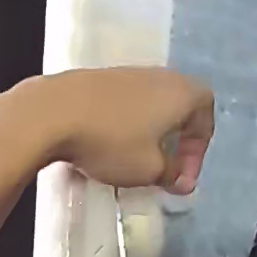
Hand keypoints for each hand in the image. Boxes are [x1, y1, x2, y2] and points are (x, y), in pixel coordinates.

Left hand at [0, 68, 214, 193]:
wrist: (50, 113)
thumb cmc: (111, 141)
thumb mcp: (150, 169)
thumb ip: (172, 174)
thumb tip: (179, 179)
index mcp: (182, 92)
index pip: (205, 122)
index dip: (197, 157)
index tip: (180, 182)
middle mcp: (160, 76)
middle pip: (181, 110)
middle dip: (177, 143)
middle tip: (166, 170)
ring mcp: (128, 73)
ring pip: (152, 106)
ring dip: (151, 135)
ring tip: (137, 162)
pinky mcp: (100, 78)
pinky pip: (127, 104)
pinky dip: (128, 126)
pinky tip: (110, 146)